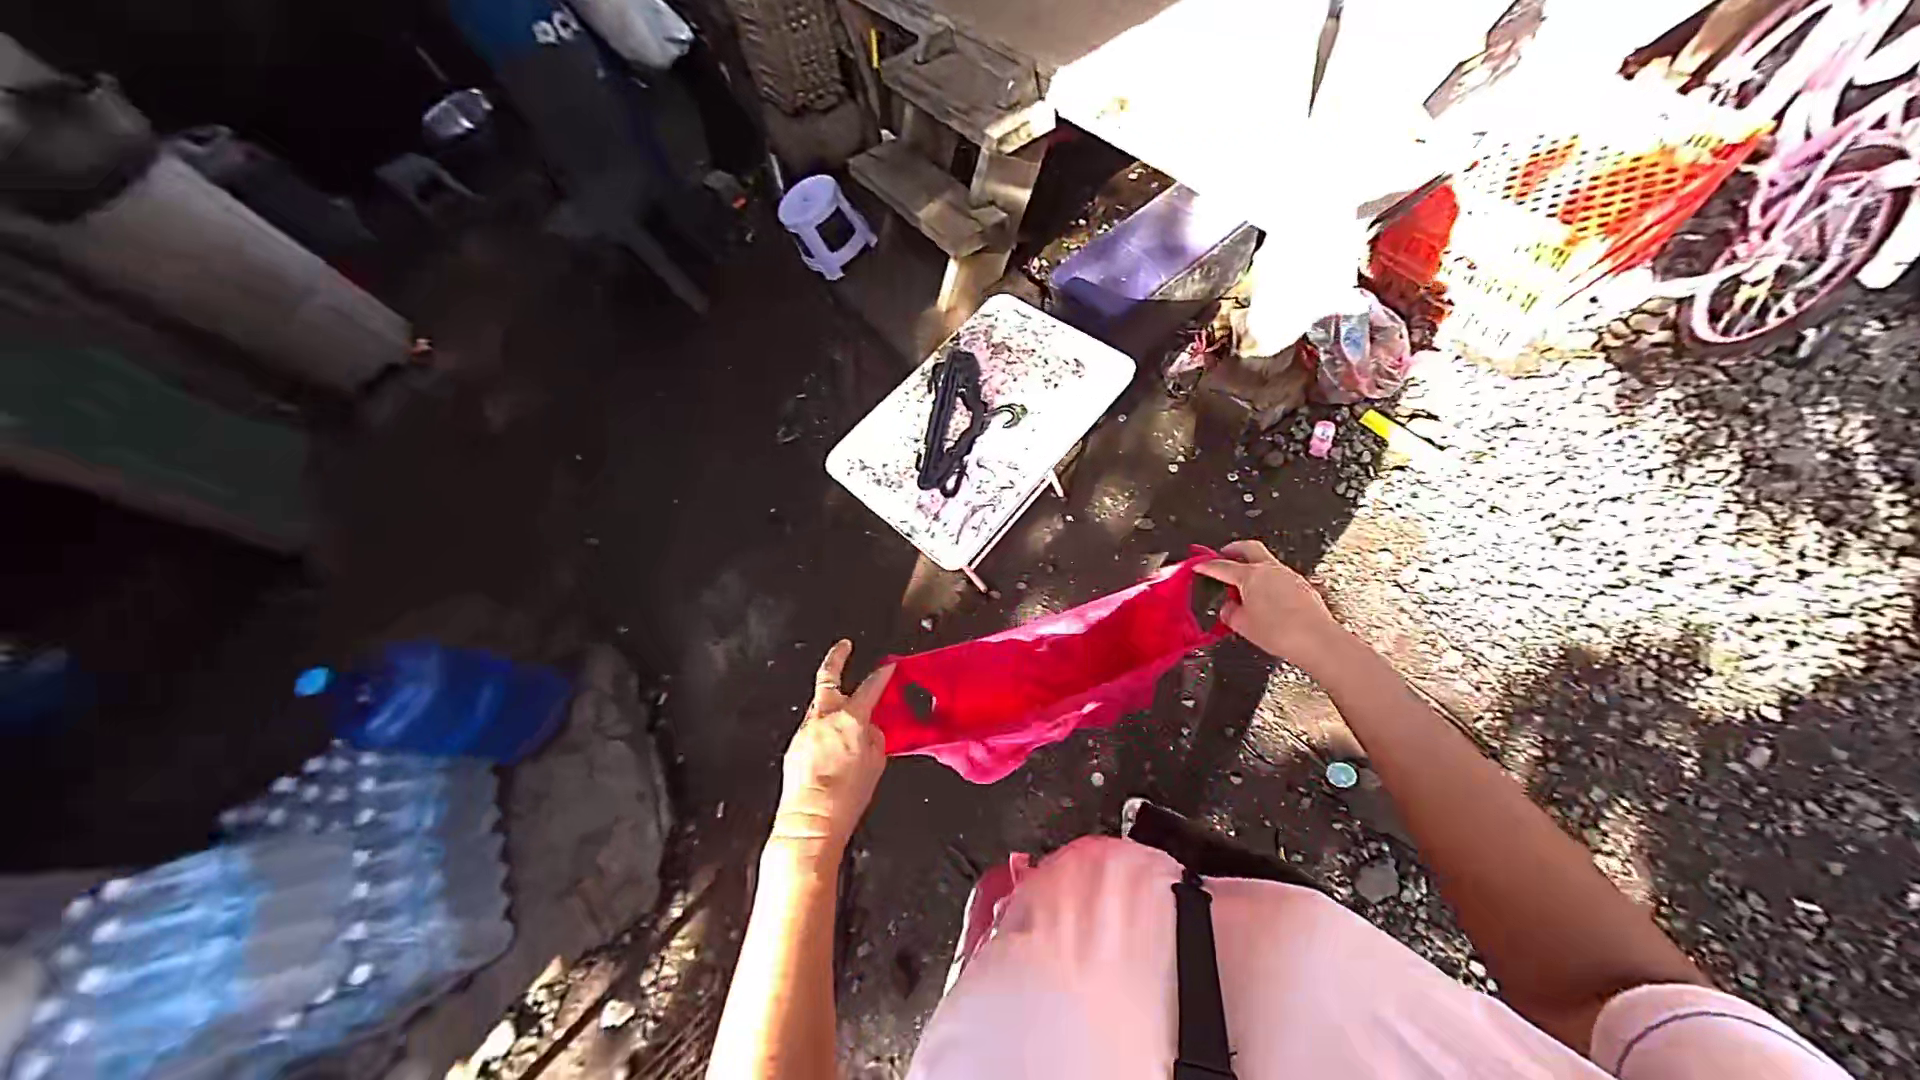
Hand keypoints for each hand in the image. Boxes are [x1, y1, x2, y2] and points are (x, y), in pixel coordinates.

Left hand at [770, 640, 893, 855]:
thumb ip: (876, 737)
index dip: (882, 674)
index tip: (888, 667)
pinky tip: (829, 743)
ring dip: (830, 699)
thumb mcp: (876, 763)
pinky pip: (811, 728)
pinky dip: (822, 728)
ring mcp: (805, 730)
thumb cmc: (845, 797)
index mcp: (850, 719)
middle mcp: (824, 718)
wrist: (811, 820)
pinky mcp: (794, 746)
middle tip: (843, 647)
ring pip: (818, 704)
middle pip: (828, 676)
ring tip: (842, 706)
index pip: (871, 687)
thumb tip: (872, 729)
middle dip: (837, 657)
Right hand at [1195, 540, 1347, 671]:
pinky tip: (1266, 597)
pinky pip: (1280, 577)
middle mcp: (1270, 570)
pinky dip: (1268, 580)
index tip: (1199, 564)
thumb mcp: (1241, 625)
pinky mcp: (1302, 586)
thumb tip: (1229, 608)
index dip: (1206, 565)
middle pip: (1248, 548)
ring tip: (1244, 584)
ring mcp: (1289, 576)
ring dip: (1252, 566)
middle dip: (1233, 549)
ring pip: (1266, 562)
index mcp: (1250, 576)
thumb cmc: (1281, 632)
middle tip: (1223, 554)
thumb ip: (1229, 612)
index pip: (1221, 566)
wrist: (1316, 640)